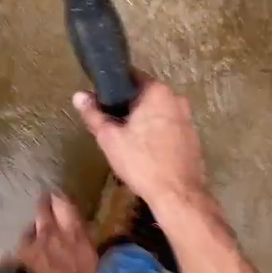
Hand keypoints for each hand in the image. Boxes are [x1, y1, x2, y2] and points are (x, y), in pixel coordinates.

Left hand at [9, 192, 135, 272]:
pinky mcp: (12, 257)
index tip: (62, 195)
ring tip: (36, 224)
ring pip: (33, 225)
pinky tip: (21, 254)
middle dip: (50, 202)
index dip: (67, 204)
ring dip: (35, 223)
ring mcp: (31, 246)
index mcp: (79, 246)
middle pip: (50, 211)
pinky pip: (18, 247)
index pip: (74, 216)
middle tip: (48, 195)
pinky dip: (21, 248)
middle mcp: (55, 238)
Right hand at [72, 77, 211, 215]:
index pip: (131, 77)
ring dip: (143, 121)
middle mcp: (176, 99)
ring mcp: (188, 119)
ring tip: (127, 141)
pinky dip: (157, 134)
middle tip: (111, 125)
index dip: (113, 88)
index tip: (101, 103)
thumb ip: (94, 114)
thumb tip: (79, 96)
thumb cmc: (141, 162)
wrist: (178, 195)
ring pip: (158, 112)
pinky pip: (169, 127)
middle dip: (128, 107)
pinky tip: (146, 152)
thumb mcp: (110, 138)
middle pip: (145, 96)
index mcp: (157, 91)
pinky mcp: (193, 138)